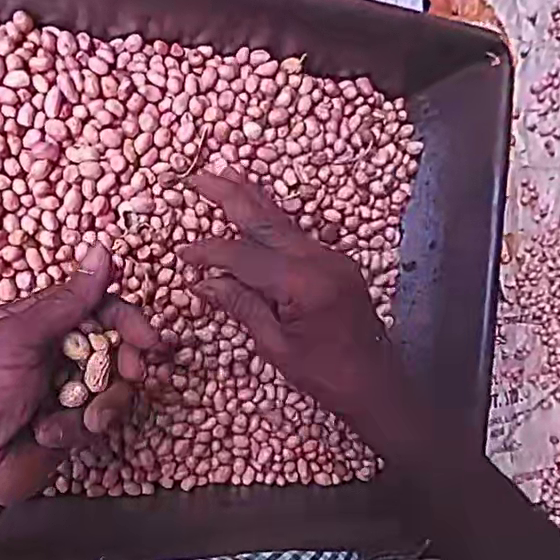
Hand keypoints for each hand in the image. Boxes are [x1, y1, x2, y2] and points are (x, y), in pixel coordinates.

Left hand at [0, 244, 160, 559]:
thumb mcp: (21, 337)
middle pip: (113, 344)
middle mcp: (55, 351)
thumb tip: (102, 252)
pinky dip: (79, 426)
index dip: (124, 318)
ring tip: (83, 419)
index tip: (148, 338)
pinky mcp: (71, 423)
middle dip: (124, 361)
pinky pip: (99, 417)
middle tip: (131, 373)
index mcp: (37, 321)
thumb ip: (68, 300)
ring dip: (102, 402)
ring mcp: (64, 388)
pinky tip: (50, 434)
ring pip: (113, 383)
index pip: (94, 305)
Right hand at [178, 168, 414, 446]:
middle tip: (200, 177)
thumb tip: (203, 282)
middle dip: (231, 196)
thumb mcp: (276, 346)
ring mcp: (332, 259)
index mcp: (304, 283)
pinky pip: (297, 236)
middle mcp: (321, 260)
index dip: (210, 252)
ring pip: (284, 222)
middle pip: (267, 221)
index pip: (245, 256)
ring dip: (253, 198)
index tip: (182, 252)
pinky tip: (258, 210)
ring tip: (228, 174)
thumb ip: (242, 306)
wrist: (377, 385)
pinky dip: (271, 221)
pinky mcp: (336, 265)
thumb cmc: (325, 375)